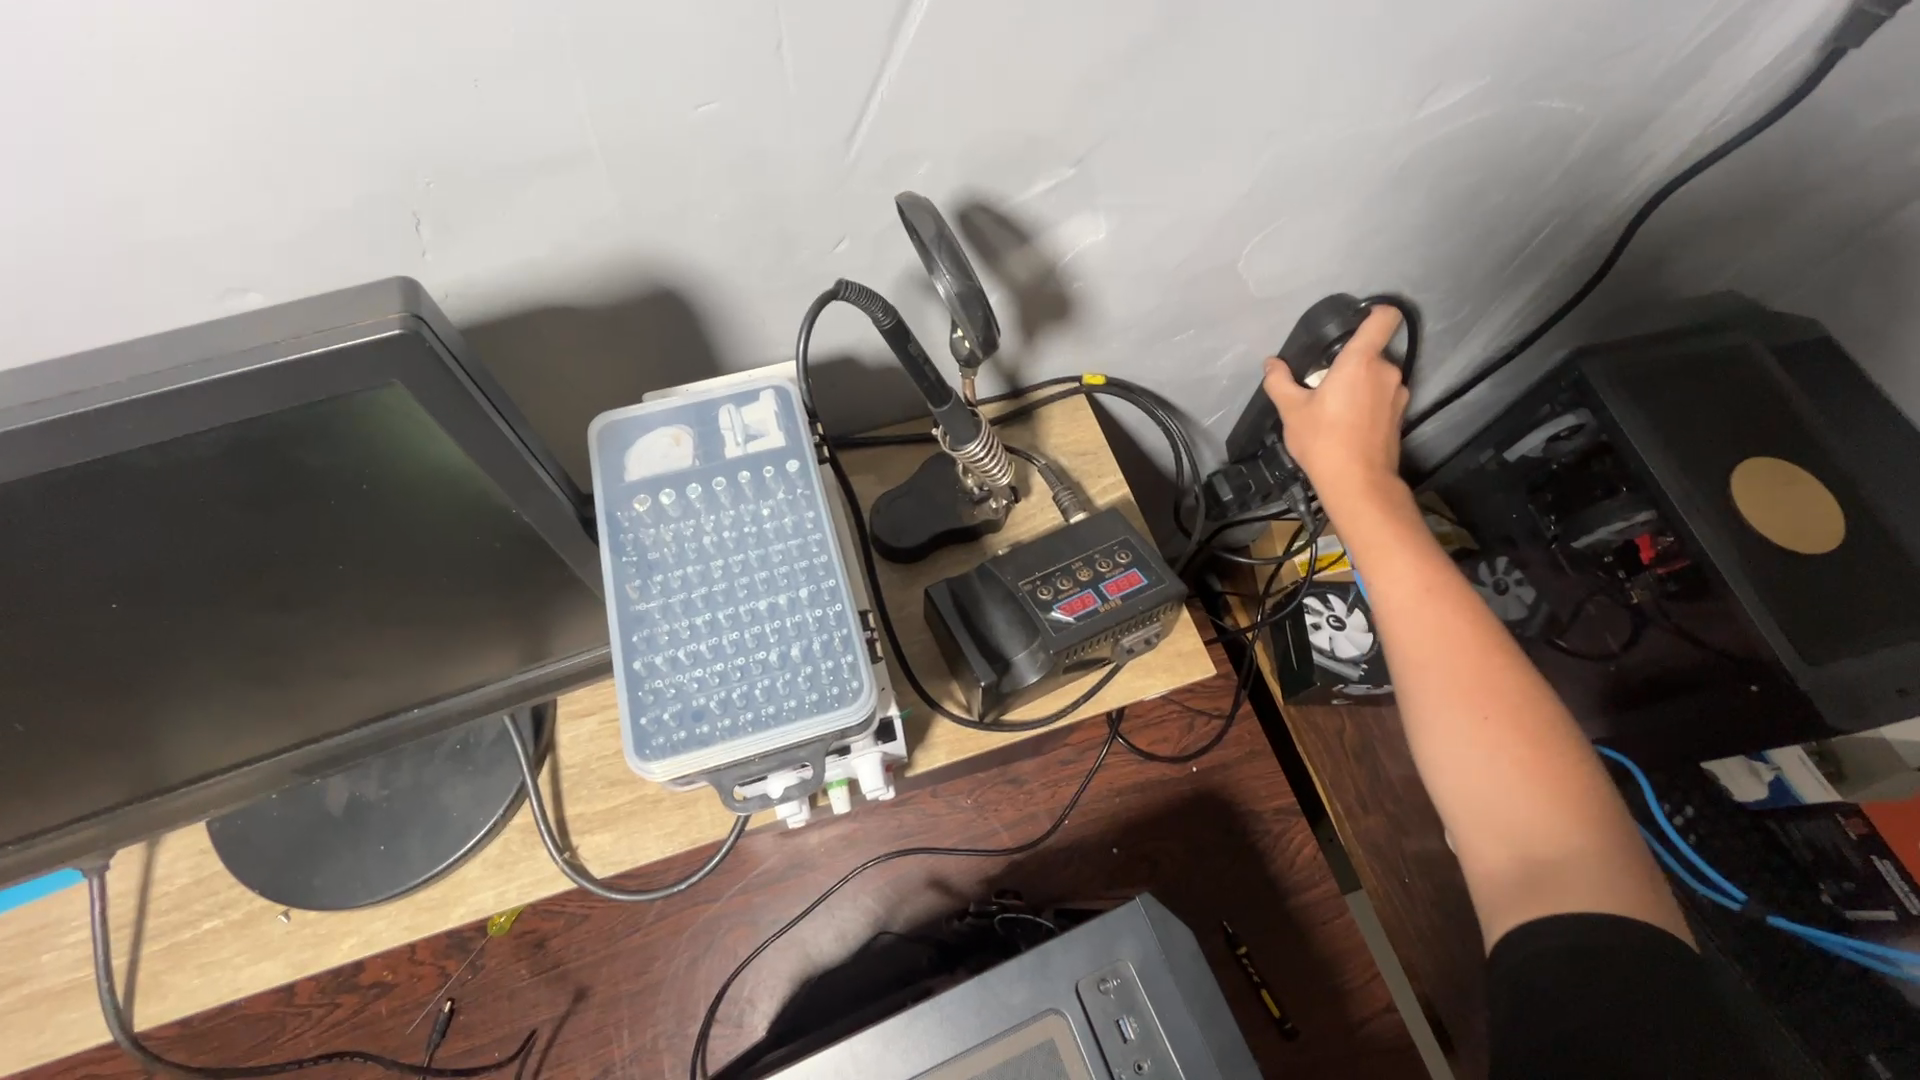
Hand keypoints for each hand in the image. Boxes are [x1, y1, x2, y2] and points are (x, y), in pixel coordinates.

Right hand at [1261, 304, 1409, 512]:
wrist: (1357, 482)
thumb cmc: (1323, 440)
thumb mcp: (1291, 410)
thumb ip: (1280, 382)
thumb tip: (1271, 363)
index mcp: (1360, 361)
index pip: (1383, 318)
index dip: (1373, 313)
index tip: (1354, 323)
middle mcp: (1386, 371)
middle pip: (1371, 352)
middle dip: (1349, 362)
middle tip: (1323, 384)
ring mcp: (1397, 393)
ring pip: (1376, 376)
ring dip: (1358, 384)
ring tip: (1334, 407)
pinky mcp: (1400, 414)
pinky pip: (1382, 396)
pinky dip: (1367, 402)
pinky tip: (1347, 423)